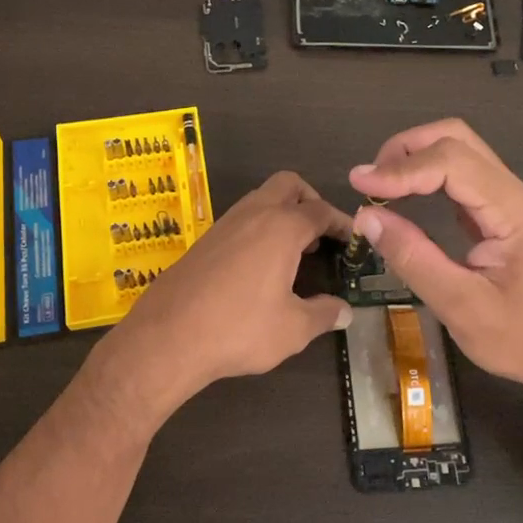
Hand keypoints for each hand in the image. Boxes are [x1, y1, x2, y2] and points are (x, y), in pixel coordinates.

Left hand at [103, 171, 353, 411]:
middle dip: (310, 201)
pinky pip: (241, 219)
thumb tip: (345, 312)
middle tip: (323, 234)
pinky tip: (262, 266)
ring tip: (296, 252)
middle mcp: (253, 214)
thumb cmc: (239, 329)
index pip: (322, 211)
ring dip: (282, 213)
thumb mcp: (293, 329)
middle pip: (288, 185)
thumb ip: (323, 315)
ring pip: (260, 199)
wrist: (167, 337)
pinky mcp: (204, 241)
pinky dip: (259, 229)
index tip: (354, 241)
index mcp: (281, 227)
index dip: (342, 224)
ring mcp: (224, 224)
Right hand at [347, 119, 522, 401]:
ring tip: (380, 188)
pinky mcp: (503, 216)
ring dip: (417, 159)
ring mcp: (511, 203)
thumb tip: (367, 217)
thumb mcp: (462, 307)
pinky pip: (463, 178)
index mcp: (514, 212)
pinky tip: (405, 200)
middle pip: (458, 140)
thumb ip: (414, 258)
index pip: (452, 162)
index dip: (402, 168)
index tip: (359, 184)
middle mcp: (515, 195)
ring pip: (461, 152)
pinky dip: (429, 177)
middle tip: (370, 182)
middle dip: (408, 150)